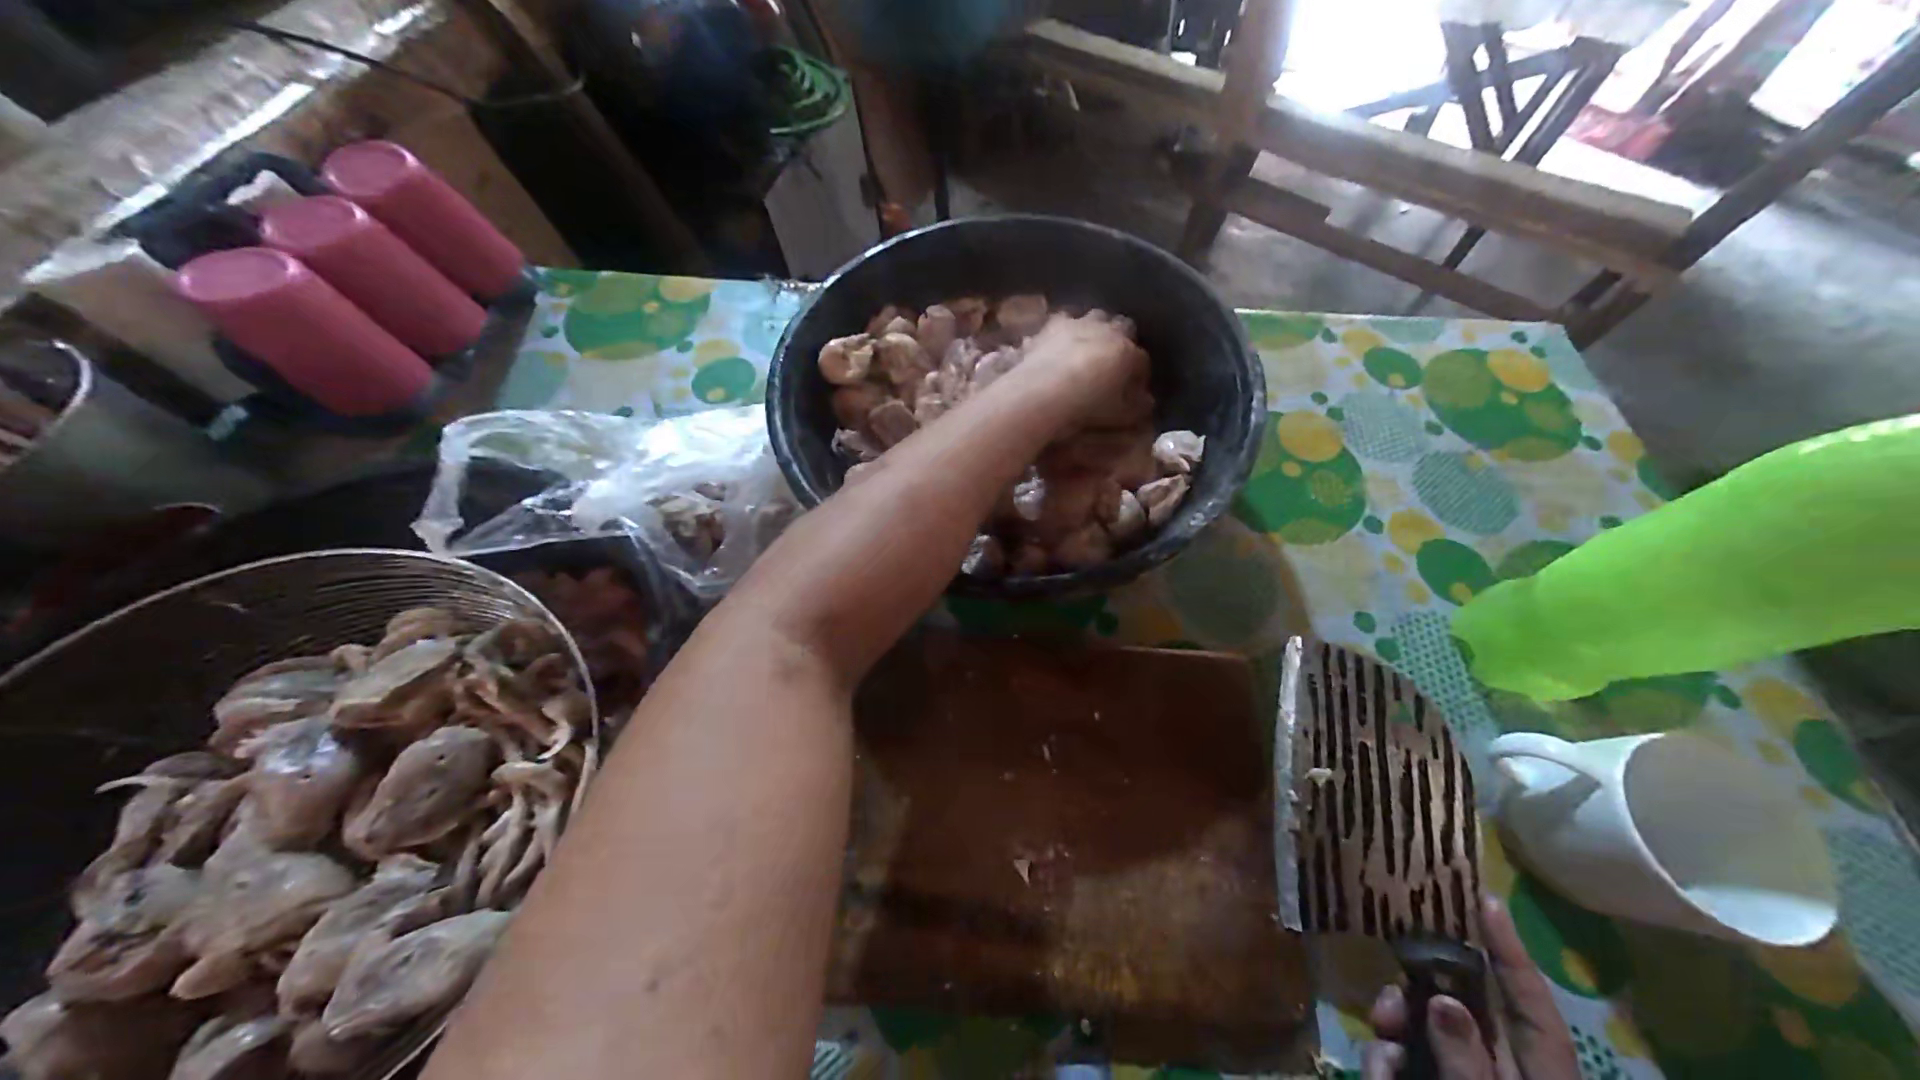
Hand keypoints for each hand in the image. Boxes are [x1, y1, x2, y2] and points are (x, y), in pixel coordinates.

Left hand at [1003, 311, 1148, 423]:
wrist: (1042, 392)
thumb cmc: (1087, 405)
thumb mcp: (1119, 414)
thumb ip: (1137, 406)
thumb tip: (1147, 401)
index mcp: (1127, 351)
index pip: (1141, 360)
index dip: (1139, 374)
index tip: (1135, 387)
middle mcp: (1105, 330)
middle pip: (1122, 327)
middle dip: (1122, 340)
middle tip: (1114, 360)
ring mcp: (1076, 324)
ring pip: (1093, 317)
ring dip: (1094, 329)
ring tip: (1087, 348)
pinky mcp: (1049, 327)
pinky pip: (1061, 323)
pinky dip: (1063, 332)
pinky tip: (1056, 345)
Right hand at [1362, 896, 1579, 1079]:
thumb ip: (1467, 1062)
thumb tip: (1440, 998)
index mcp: (1539, 1074)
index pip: (1530, 1004)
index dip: (1510, 951)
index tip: (1486, 898)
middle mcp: (1502, 1068)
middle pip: (1459, 1008)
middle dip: (1417, 994)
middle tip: (1390, 1001)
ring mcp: (1461, 1078)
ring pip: (1421, 1030)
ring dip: (1393, 1029)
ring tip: (1383, 1051)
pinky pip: (1403, 1062)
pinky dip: (1385, 1065)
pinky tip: (1379, 1075)